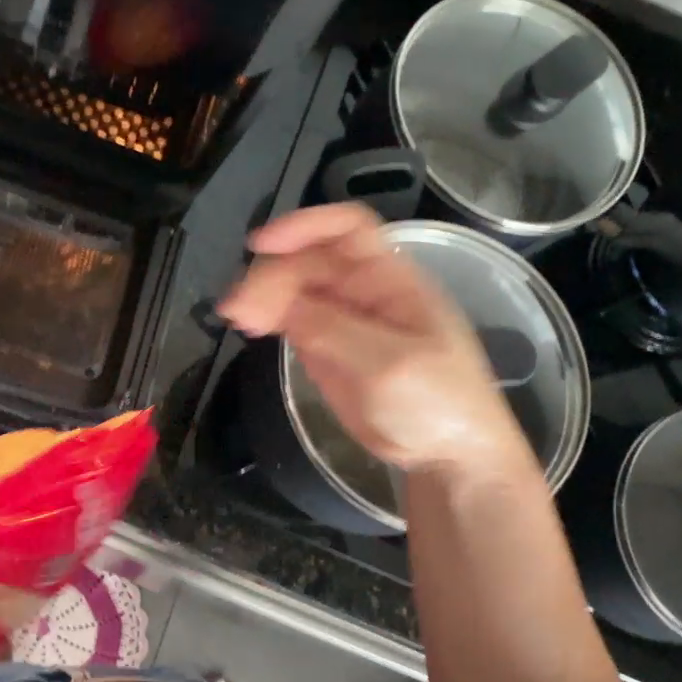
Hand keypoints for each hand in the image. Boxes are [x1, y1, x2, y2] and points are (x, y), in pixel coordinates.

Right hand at [218, 203, 530, 478]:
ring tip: (233, 316)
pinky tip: (246, 325)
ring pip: (292, 290)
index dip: (305, 226)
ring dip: (259, 295)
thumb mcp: (389, 365)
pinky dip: (265, 317)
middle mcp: (364, 292)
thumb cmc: (437, 404)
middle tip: (236, 305)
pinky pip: (289, 319)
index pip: (347, 230)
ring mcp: (342, 321)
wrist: (448, 455)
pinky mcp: (326, 350)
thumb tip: (276, 301)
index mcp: (392, 280)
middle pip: (307, 262)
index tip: (260, 245)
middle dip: (269, 274)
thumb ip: (332, 330)